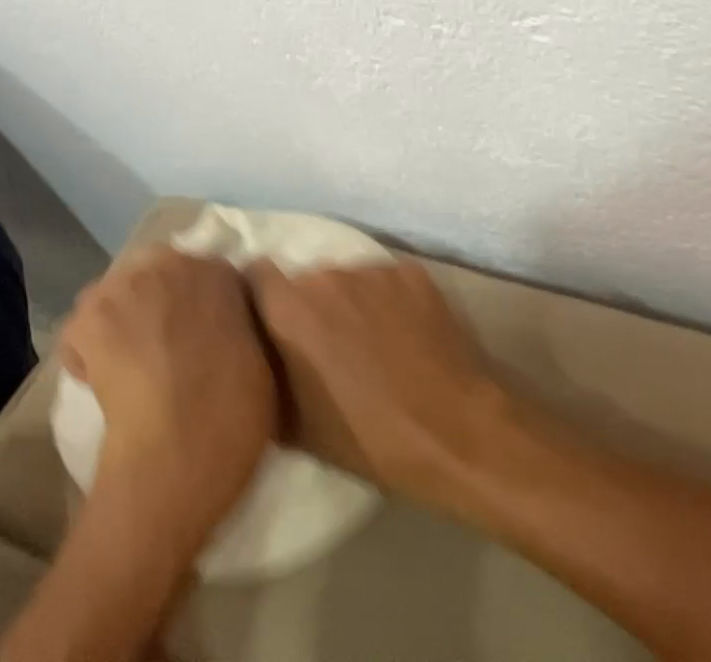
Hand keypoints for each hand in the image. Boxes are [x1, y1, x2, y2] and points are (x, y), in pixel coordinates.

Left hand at [61, 249, 277, 538]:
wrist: (184, 444)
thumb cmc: (237, 407)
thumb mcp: (260, 354)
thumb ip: (240, 324)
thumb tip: (224, 329)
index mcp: (221, 271)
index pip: (203, 274)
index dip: (197, 306)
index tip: (197, 335)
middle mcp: (172, 265)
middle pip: (153, 276)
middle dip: (154, 303)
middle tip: (162, 348)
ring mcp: (124, 286)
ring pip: (112, 298)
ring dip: (118, 323)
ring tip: (129, 367)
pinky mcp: (87, 318)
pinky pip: (80, 331)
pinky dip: (86, 354)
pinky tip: (103, 383)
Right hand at [245, 259, 503, 505]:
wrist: (454, 430)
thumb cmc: (367, 439)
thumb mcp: (293, 427)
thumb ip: (266, 377)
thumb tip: (258, 357)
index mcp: (290, 310)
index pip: (256, 274)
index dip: (262, 297)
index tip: (272, 322)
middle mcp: (327, 276)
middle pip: (307, 280)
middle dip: (311, 306)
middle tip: (329, 346)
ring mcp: (375, 271)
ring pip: (350, 279)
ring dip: (352, 302)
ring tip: (373, 342)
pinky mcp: (415, 273)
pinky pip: (389, 281)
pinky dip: (391, 301)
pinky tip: (407, 335)